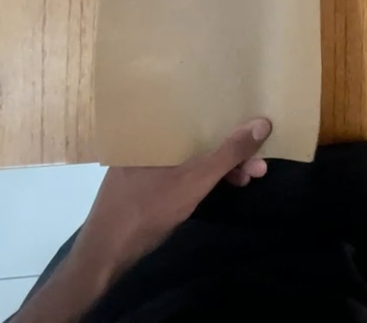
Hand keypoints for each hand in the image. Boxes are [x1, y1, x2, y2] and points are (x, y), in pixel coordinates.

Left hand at [75, 119, 271, 279]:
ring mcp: (149, 159)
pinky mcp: (148, 179)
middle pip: (201, 134)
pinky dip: (204, 175)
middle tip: (259, 162)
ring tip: (248, 178)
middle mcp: (151, 136)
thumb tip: (263, 122)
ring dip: (222, 164)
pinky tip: (223, 185)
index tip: (256, 126)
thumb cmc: (146, 210)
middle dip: (232, 148)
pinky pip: (184, 166)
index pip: (199, 109)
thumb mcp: (194, 181)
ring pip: (194, 152)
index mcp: (156, 127)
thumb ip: (228, 153)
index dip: (231, 116)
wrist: (103, 257)